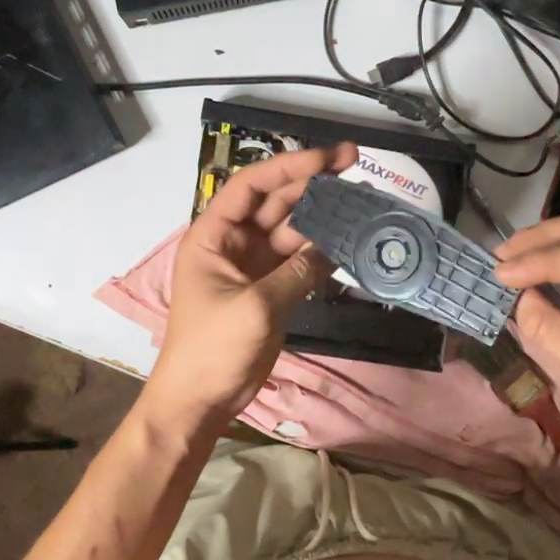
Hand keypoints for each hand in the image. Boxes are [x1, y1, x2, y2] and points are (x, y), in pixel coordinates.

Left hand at [147, 142, 357, 420]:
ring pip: (291, 229)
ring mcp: (252, 265)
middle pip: (275, 201)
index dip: (290, 166)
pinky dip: (321, 251)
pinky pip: (298, 260)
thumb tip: (332, 246)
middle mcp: (232, 242)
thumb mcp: (256, 307)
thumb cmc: (213, 349)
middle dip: (313, 184)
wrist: (200, 400)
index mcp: (213, 235)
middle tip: (355, 167)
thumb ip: (296, 272)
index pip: (253, 186)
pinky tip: (349, 241)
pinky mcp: (269, 289)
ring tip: (360, 203)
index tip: (329, 158)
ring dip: (322, 217)